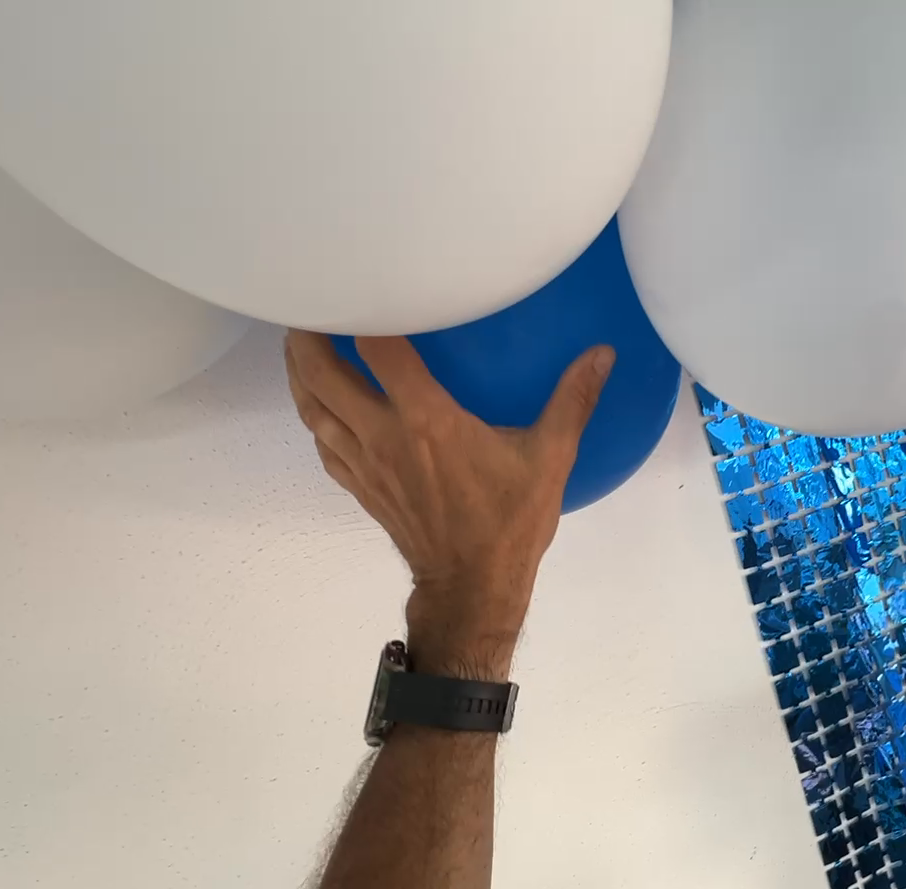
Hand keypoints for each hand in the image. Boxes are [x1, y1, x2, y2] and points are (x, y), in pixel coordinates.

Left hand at [285, 331, 612, 677]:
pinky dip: (316, 415)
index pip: (378, 348)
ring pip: (310, 407)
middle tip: (315, 305)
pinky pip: (323, 442)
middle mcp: (382, 434)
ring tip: (307, 345)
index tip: (363, 286)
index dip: (364, 312)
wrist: (473, 585)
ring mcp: (364, 464)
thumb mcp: (551, 458)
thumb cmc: (511, 521)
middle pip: (320, 372)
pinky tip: (327, 407)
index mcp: (427, 419)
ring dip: (301, 371)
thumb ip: (573, 401)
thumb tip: (604, 354)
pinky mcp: (361, 488)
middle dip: (309, 333)